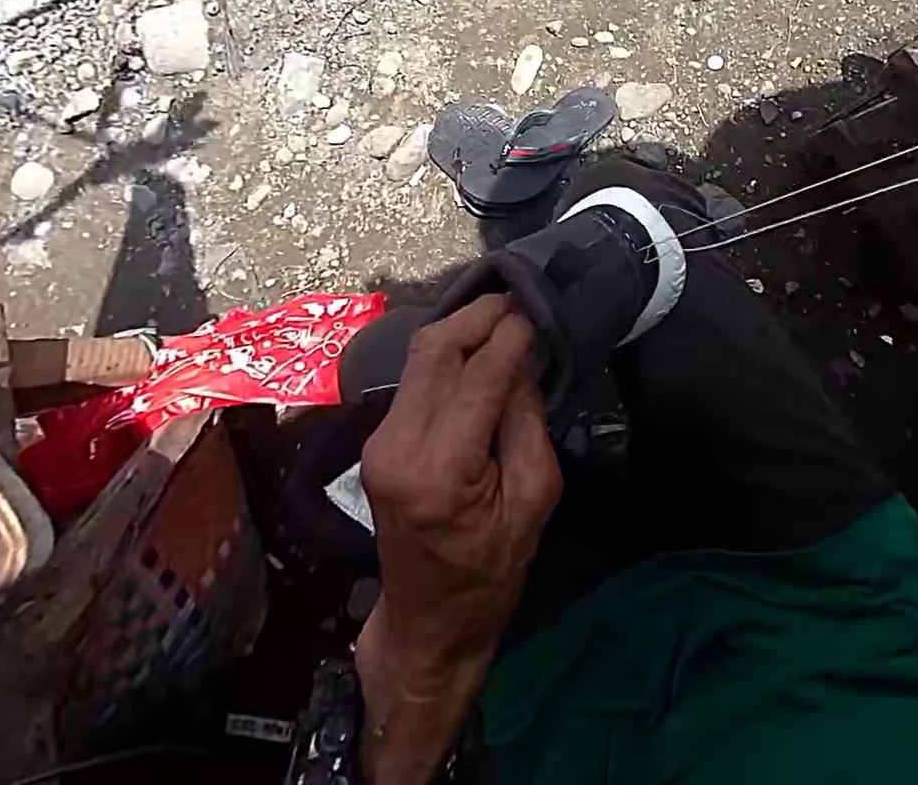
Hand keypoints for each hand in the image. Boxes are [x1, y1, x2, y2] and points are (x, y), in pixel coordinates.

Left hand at [355, 294, 560, 783]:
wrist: (428, 618)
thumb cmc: (492, 570)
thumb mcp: (535, 500)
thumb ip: (527, 423)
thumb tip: (521, 362)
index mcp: (440, 472)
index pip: (478, 378)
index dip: (510, 336)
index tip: (537, 311)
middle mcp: (397, 445)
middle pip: (436, 351)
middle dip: (480, 315)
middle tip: (519, 298)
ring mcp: (380, 439)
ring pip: (421, 356)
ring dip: (463, 326)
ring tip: (504, 313)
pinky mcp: (380, 437)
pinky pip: (417, 376)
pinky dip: (450, 351)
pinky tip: (478, 343)